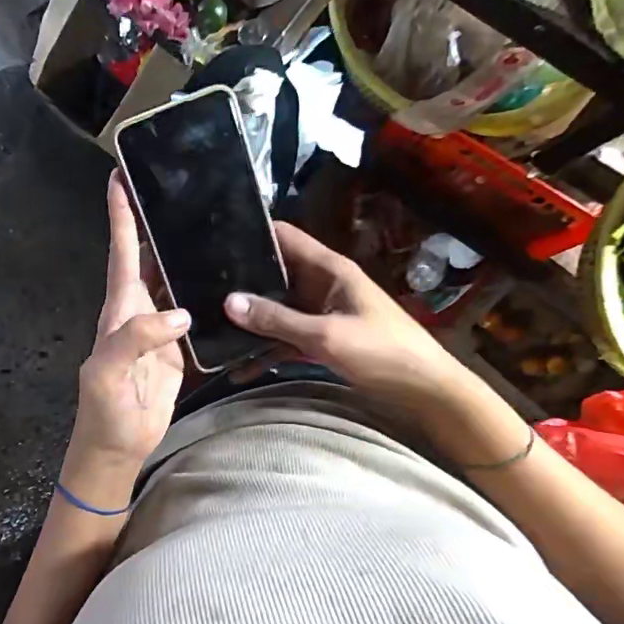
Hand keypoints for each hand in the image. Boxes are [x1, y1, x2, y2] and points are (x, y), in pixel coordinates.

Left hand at [68, 172, 191, 467]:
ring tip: (212, 225)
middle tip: (182, 190)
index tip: (121, 178)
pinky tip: (227, 281)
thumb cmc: (104, 410)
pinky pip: (196, 314)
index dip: (121, 216)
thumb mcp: (108, 373)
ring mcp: (162, 330)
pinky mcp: (181, 350)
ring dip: (186, 256)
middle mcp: (140, 311)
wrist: (119, 446)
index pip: (121, 253)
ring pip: (175, 283)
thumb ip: (135, 339)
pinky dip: (208, 296)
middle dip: (158, 224)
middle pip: (150, 259)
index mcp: (120, 309)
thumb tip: (181, 314)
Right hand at [224, 222, 473, 416]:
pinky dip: (266, 351)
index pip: (285, 237)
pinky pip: (286, 339)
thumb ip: (277, 320)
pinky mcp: (322, 340)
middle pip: (274, 274)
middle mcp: (321, 284)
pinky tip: (238, 369)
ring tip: (209, 330)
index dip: (251, 234)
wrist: (424, 390)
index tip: (213, 240)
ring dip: (250, 322)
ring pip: (276, 310)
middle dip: (241, 282)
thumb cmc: (383, 352)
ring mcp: (320, 313)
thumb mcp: (326, 336)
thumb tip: (228, 301)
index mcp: (329, 269)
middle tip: (198, 289)